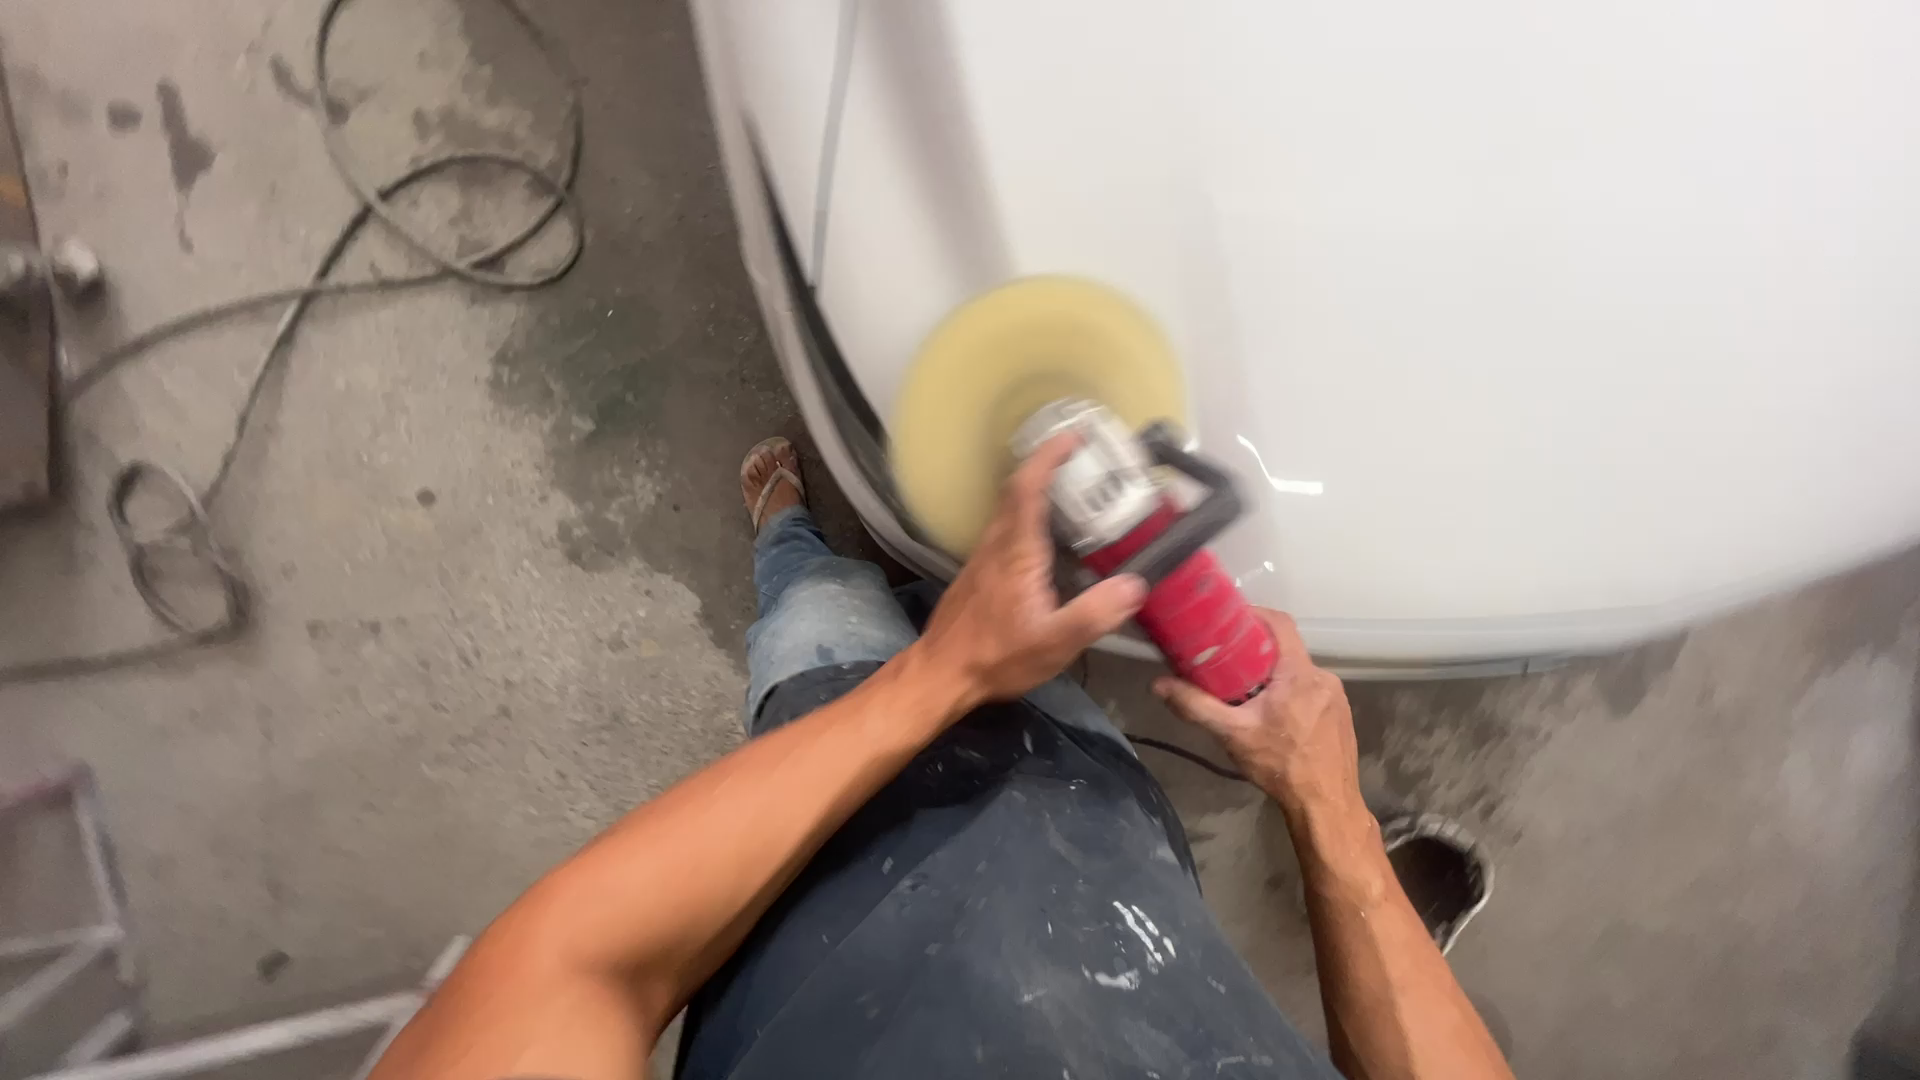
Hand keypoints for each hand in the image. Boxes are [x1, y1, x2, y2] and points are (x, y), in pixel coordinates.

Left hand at [915, 434, 1147, 708]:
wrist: (942, 673)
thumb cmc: (997, 657)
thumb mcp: (1055, 642)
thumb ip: (1095, 613)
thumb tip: (1135, 583)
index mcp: (1016, 552)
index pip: (1027, 488)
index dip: (1048, 457)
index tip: (1073, 437)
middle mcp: (995, 545)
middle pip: (1016, 491)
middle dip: (1046, 466)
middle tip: (1082, 460)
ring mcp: (982, 558)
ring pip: (1008, 510)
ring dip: (1036, 490)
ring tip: (1073, 495)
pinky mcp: (978, 574)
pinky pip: (1005, 530)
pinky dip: (1028, 517)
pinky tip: (1048, 541)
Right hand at [1152, 609, 1361, 822]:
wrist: (1326, 807)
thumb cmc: (1280, 765)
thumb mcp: (1232, 734)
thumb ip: (1195, 706)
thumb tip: (1158, 684)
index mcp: (1299, 673)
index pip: (1280, 623)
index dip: (1253, 614)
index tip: (1226, 620)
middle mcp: (1323, 677)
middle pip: (1285, 648)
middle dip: (1255, 650)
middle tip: (1224, 660)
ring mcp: (1336, 697)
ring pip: (1296, 670)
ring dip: (1271, 674)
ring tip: (1243, 689)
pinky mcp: (1341, 715)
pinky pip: (1310, 689)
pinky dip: (1288, 692)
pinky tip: (1270, 714)